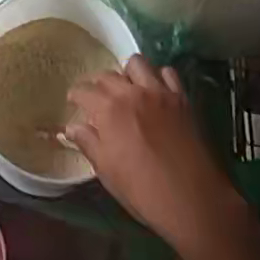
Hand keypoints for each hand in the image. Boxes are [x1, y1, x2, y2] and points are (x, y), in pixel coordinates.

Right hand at [64, 56, 244, 248]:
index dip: (76, 94)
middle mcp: (133, 92)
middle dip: (98, 84)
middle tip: (96, 97)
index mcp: (110, 110)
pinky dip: (157, 76)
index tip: (73, 99)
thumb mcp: (106, 170)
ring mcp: (159, 91)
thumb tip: (71, 128)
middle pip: (109, 75)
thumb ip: (88, 142)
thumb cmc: (141, 189)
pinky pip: (167, 72)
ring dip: (127, 73)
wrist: (189, 195)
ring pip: (138, 64)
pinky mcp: (181, 96)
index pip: (85, 91)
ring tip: (126, 87)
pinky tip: (155, 90)